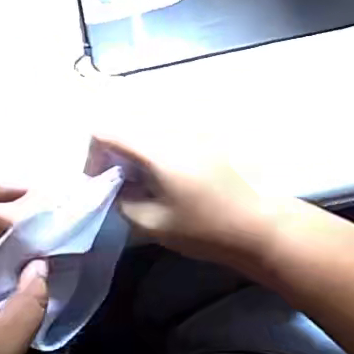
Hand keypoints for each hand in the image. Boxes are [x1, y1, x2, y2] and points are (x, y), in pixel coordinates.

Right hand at [88, 130, 287, 269]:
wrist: (260, 226)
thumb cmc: (205, 228)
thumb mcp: (151, 223)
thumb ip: (121, 199)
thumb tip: (114, 184)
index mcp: (156, 148)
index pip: (105, 131)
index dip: (93, 156)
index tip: (101, 183)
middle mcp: (173, 129)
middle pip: (126, 125)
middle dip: (114, 153)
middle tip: (121, 185)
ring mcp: (193, 130)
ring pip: (147, 128)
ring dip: (136, 151)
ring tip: (145, 183)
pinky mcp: (207, 137)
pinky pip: (168, 133)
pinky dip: (156, 150)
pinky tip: (169, 178)